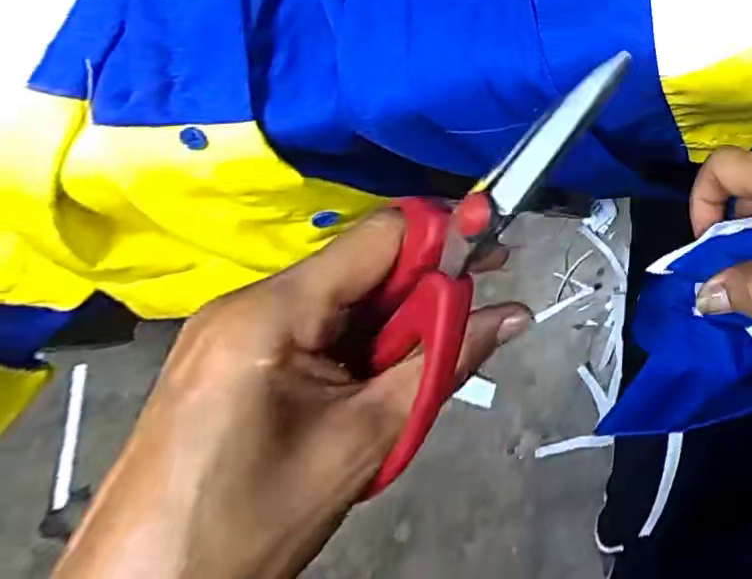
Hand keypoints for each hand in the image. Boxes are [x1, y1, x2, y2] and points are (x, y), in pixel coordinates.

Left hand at [54, 210, 531, 578]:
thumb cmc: (247, 519)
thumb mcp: (369, 434)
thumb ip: (448, 359)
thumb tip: (516, 314)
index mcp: (270, 312)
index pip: (386, 232)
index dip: (450, 232)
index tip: (497, 255)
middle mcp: (248, 306)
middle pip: (371, 263)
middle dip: (431, 286)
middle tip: (476, 317)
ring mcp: (235, 332)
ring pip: (355, 295)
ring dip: (403, 321)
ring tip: (422, 367)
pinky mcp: (235, 358)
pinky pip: (327, 323)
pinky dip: (371, 341)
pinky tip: (380, 381)